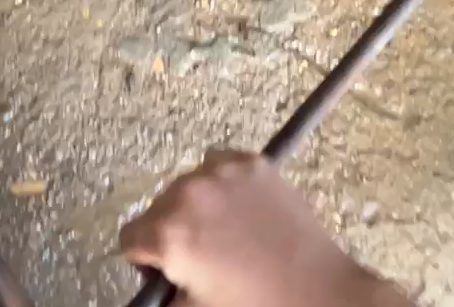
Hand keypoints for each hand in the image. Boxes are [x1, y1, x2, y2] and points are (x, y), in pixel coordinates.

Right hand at [119, 151, 415, 306]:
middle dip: (173, 229)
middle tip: (203, 257)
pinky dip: (223, 184)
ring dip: (197, 204)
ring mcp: (220, 170)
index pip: (130, 236)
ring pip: (188, 184)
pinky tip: (244, 211)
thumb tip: (159, 285)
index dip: (145, 258)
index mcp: (169, 234)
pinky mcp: (249, 161)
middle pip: (158, 207)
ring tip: (228, 234)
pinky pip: (219, 165)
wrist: (323, 295)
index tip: (164, 268)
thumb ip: (166, 296)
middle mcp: (187, 193)